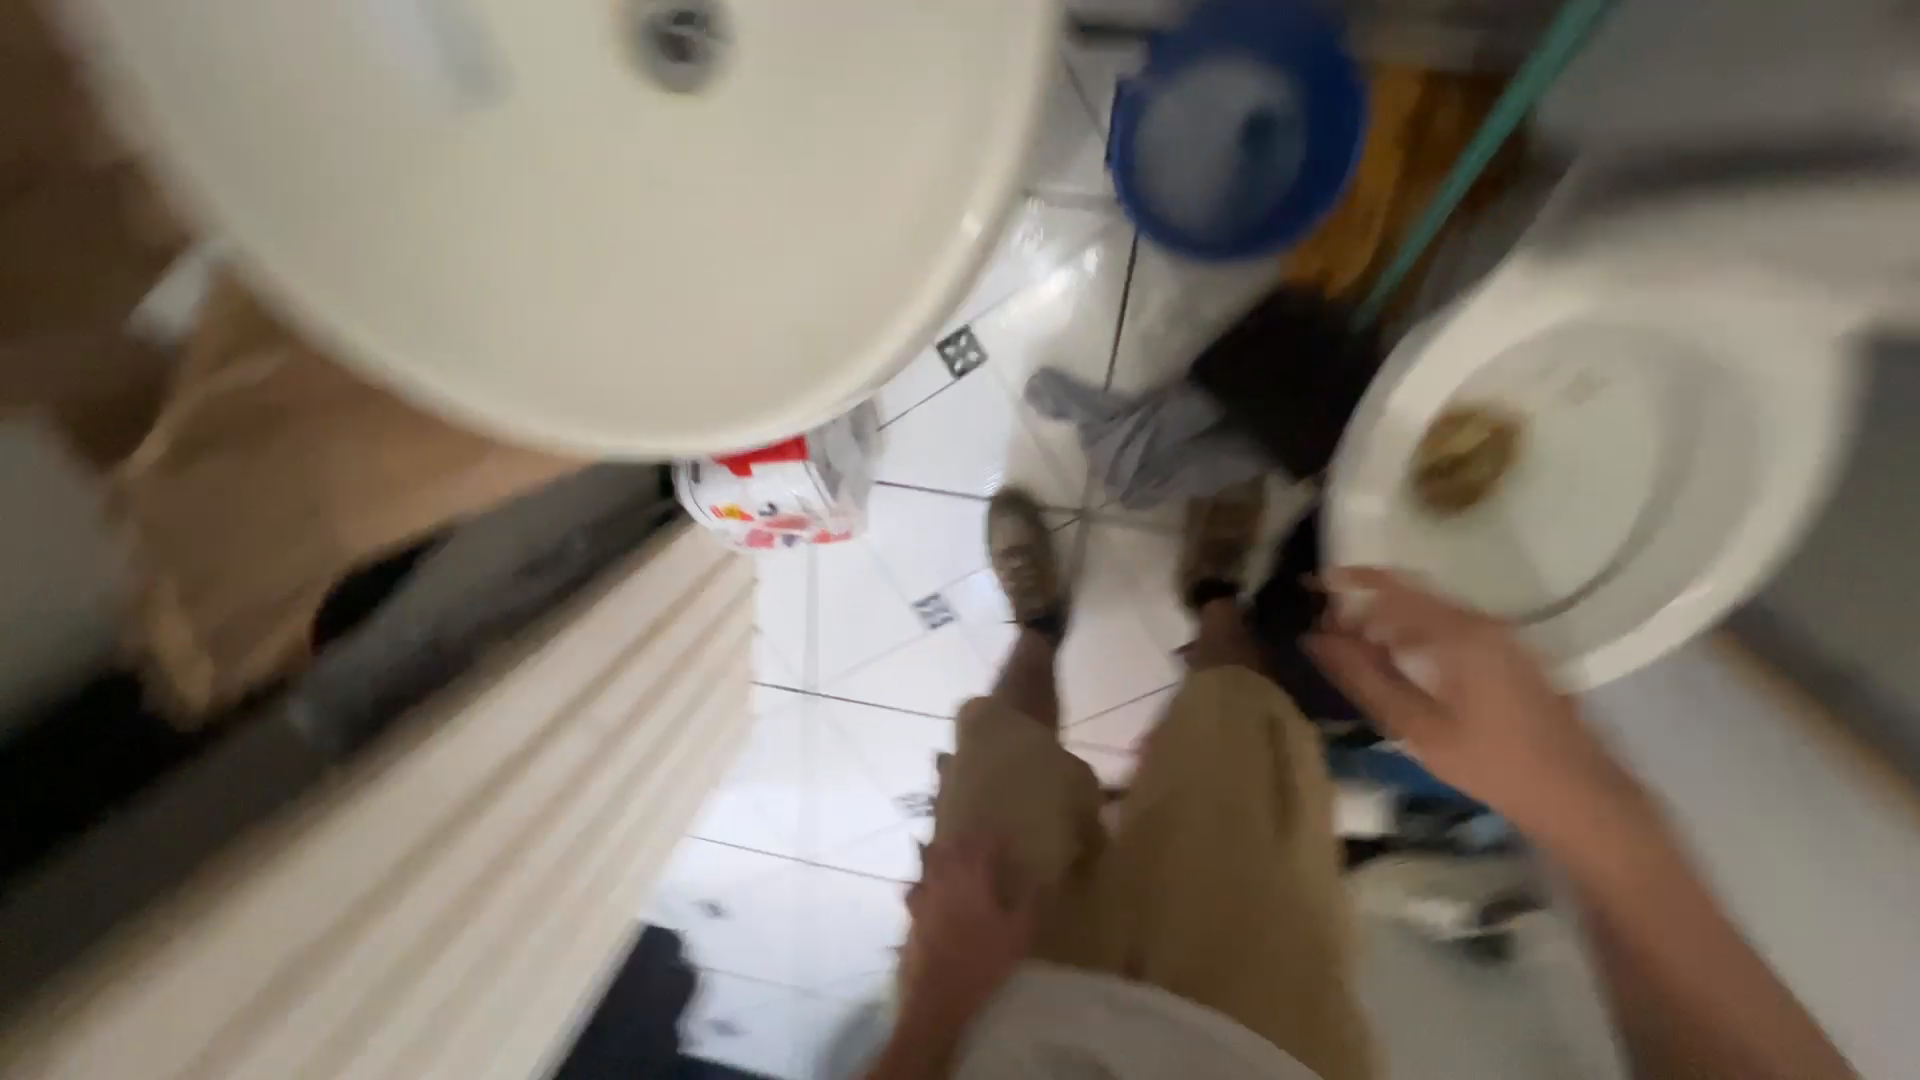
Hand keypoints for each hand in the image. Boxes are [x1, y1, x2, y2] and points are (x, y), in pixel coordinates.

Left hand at [900, 833, 1034, 1036]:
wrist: (939, 993)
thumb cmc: (982, 960)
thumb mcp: (1018, 935)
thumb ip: (1030, 904)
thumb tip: (1040, 881)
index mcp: (973, 875)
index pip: (983, 841)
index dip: (995, 836)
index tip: (1007, 836)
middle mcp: (946, 875)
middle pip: (954, 844)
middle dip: (968, 837)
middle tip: (982, 839)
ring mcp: (925, 892)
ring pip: (932, 859)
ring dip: (944, 851)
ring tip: (955, 853)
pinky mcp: (913, 911)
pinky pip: (916, 885)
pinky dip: (924, 879)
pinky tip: (927, 886)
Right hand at [1303, 567, 1640, 836]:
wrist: (1582, 798)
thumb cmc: (1493, 764)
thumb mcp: (1416, 726)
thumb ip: (1363, 677)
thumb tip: (1316, 641)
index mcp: (1459, 634)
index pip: (1392, 588)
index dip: (1349, 581)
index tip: (1314, 584)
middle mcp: (1484, 624)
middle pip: (1412, 596)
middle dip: (1366, 606)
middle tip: (1331, 630)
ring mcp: (1506, 638)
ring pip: (1434, 611)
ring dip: (1392, 621)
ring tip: (1359, 648)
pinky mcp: (1515, 654)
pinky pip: (1454, 626)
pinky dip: (1419, 633)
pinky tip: (1404, 663)